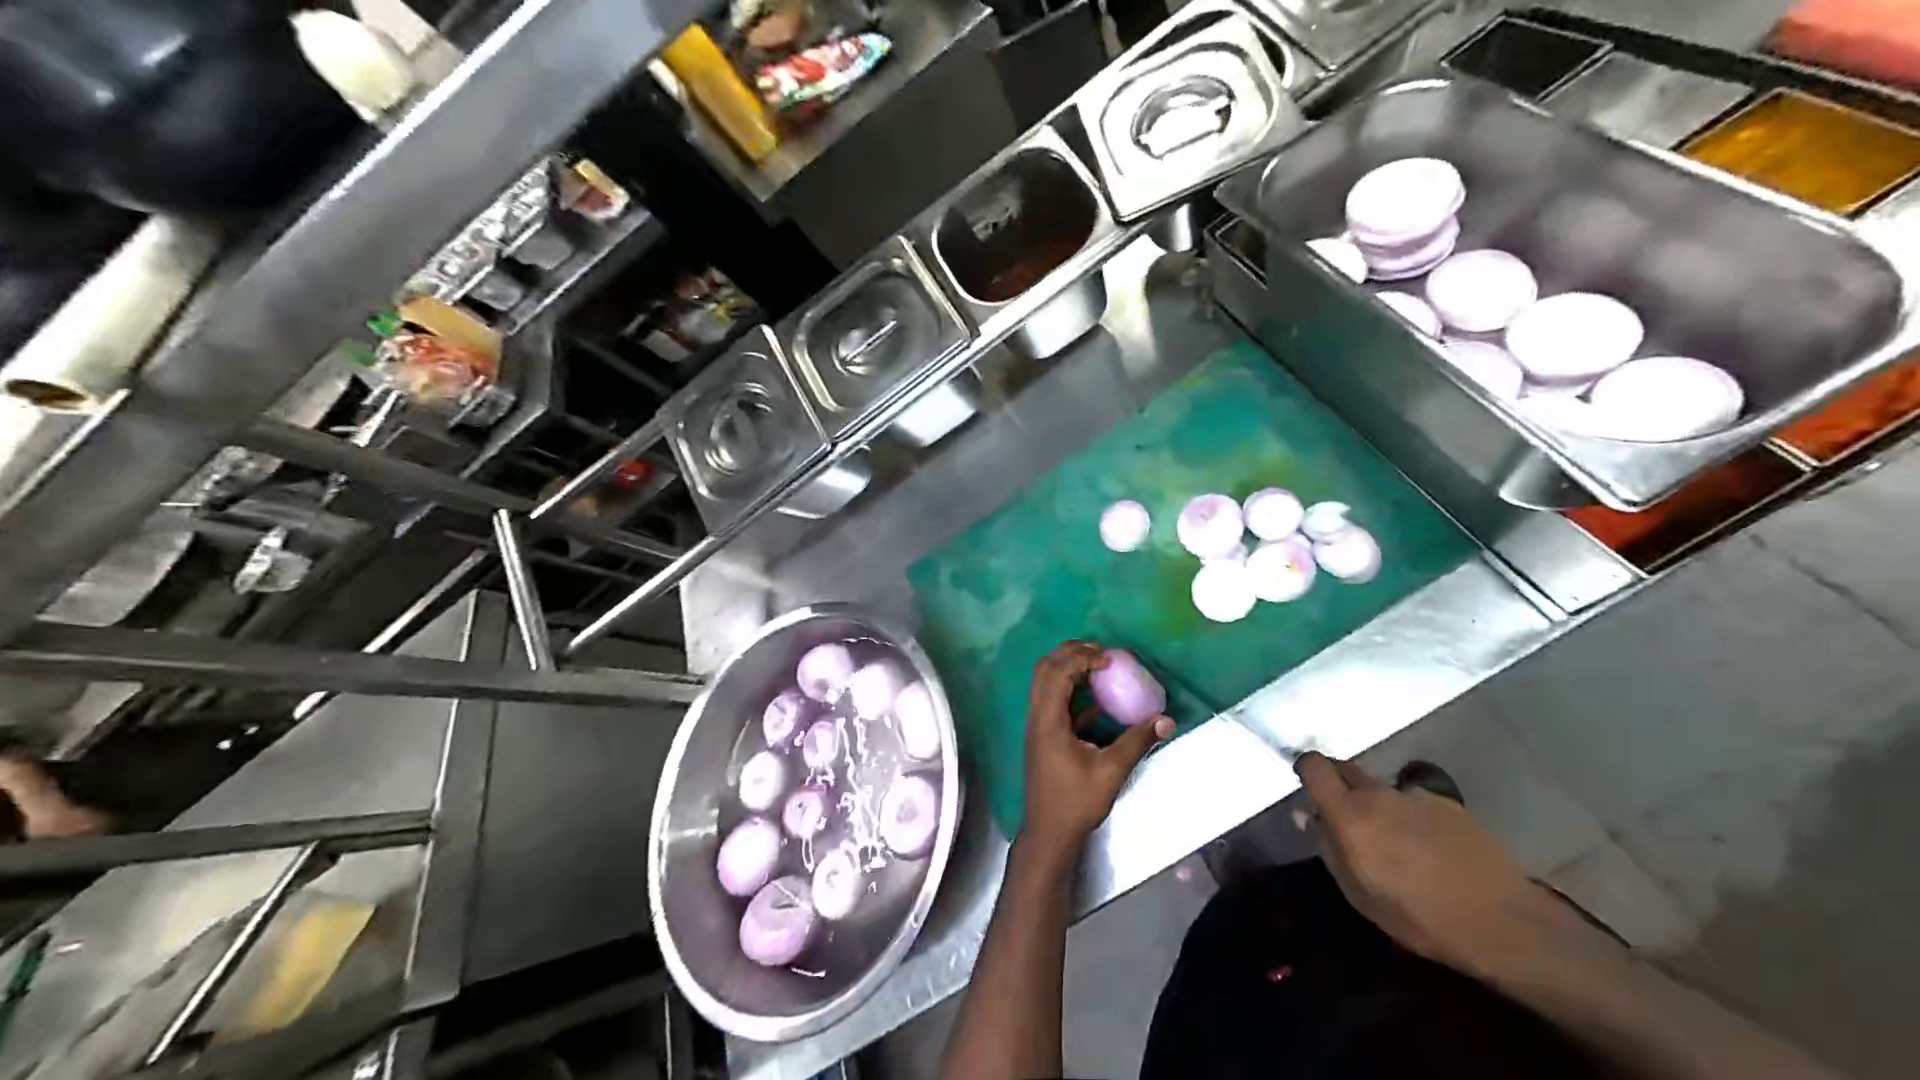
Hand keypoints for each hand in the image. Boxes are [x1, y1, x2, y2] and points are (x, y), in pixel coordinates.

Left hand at [1022, 641, 1172, 852]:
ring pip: (1045, 681)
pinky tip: (1096, 695)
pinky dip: (1071, 687)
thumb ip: (1137, 741)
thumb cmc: (1076, 802)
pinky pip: (1052, 698)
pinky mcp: (1043, 733)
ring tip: (1099, 664)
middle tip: (1102, 652)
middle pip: (1045, 669)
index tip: (1109, 659)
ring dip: (1069, 667)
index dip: (1081, 658)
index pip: (1057, 673)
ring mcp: (1037, 724)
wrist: (1049, 831)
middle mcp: (1037, 716)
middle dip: (1071, 653)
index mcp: (1048, 720)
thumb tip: (1166, 720)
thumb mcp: (1111, 771)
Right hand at [1294, 752, 1576, 973]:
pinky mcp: (1450, 804)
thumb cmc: (1418, 917)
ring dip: (1379, 805)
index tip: (1309, 790)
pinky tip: (1431, 850)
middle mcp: (1378, 794)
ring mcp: (1416, 796)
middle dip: (1339, 786)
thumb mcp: (1358, 892)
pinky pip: (1416, 803)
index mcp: (1349, 814)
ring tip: (1397, 844)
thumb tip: (1307, 815)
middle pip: (1346, 769)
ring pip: (1383, 789)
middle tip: (1346, 818)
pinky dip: (1413, 817)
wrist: (1504, 923)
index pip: (1314, 766)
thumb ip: (1328, 846)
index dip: (1306, 771)